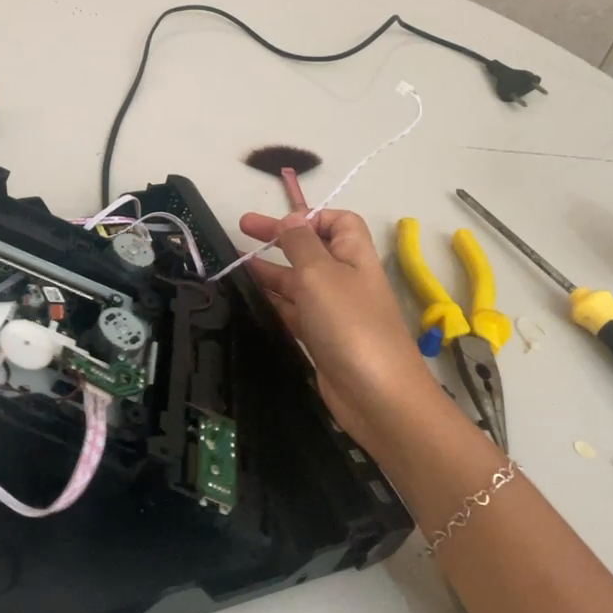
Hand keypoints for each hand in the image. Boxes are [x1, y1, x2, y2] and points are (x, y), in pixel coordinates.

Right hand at [240, 210, 441, 451]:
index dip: (312, 215)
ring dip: (270, 269)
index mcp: (354, 256)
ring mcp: (334, 311)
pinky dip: (273, 300)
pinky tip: (250, 296)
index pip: (339, 222)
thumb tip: (291, 219)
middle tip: (241, 227)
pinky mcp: (322, 338)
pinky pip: (294, 309)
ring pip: (298, 280)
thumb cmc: (350, 324)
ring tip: (235, 263)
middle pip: (312, 248)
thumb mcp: (320, 273)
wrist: (378, 397)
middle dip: (278, 236)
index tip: (281, 221)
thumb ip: (300, 243)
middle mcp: (346, 279)